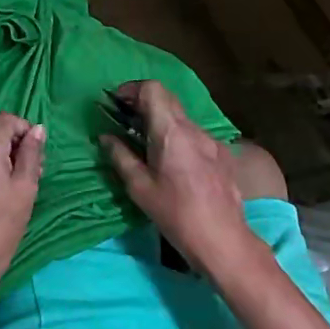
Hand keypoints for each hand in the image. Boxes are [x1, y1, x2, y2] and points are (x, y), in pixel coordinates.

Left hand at [0, 112, 45, 281]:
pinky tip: (13, 187)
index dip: (25, 129)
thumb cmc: (6, 219)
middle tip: (37, 169)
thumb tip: (37, 128)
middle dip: (21, 143)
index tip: (37, 152)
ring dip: (14, 156)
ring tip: (28, 181)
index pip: (6, 120)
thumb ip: (31, 152)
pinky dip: (3, 165)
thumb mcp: (26, 183)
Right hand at [101, 80, 259, 274]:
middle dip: (144, 104)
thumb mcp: (139, 188)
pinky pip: (195, 136)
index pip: (152, 89)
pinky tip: (175, 165)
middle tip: (126, 122)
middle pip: (167, 99)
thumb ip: (120, 156)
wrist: (223, 240)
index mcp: (170, 132)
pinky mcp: (223, 155)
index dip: (132, 89)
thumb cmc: (175, 214)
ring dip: (162, 123)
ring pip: (182, 118)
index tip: (117, 104)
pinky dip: (179, 138)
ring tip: (148, 147)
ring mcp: (212, 140)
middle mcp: (193, 128)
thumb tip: (106, 137)